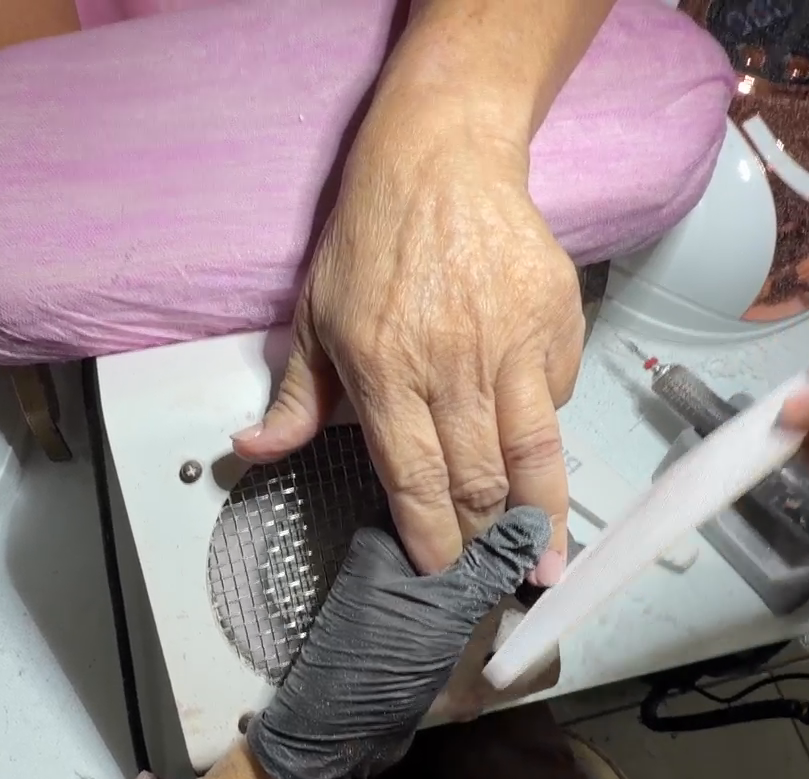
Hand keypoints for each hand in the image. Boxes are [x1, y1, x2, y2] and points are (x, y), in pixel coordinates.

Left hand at [232, 113, 578, 580]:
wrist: (440, 164)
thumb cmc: (367, 245)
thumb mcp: (313, 321)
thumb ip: (293, 401)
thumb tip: (252, 454)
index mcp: (384, 374)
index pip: (413, 479)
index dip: (431, 537)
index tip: (440, 576)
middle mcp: (452, 369)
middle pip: (476, 478)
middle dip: (483, 541)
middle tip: (491, 584)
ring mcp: (511, 346)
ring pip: (532, 453)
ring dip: (539, 519)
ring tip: (544, 566)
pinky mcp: (556, 325)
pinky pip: (555, 402)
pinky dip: (544, 440)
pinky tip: (538, 466)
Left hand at [245, 507, 549, 778]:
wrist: (342, 733)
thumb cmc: (384, 662)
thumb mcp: (446, 609)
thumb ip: (492, 564)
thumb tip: (538, 521)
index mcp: (385, 532)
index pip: (449, 495)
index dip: (501, 501)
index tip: (550, 517)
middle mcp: (389, 548)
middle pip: (458, 526)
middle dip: (505, 536)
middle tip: (556, 548)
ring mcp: (398, 582)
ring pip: (460, 559)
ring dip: (498, 566)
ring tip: (547, 568)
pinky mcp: (408, 613)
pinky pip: (453, 588)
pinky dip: (483, 591)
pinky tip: (518, 593)